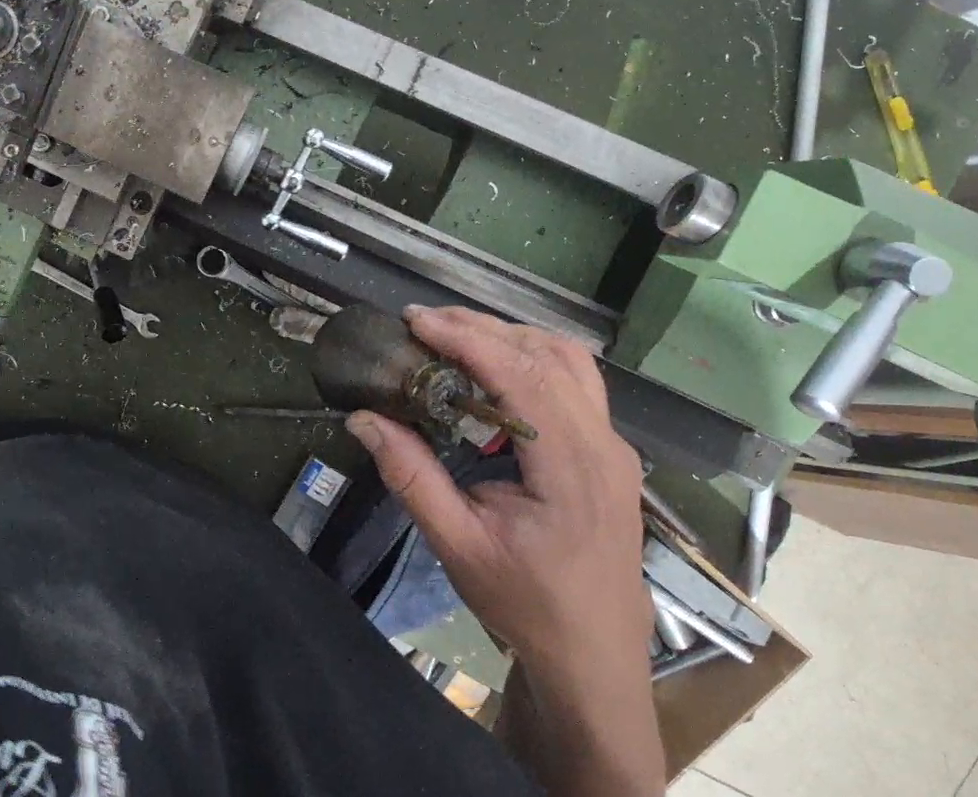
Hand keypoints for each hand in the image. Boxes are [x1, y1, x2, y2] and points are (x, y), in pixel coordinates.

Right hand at [343, 307, 649, 673]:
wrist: (593, 655)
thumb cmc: (525, 602)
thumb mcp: (456, 543)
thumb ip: (410, 476)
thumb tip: (363, 418)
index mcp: (571, 467)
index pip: (521, 376)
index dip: (467, 339)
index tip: (415, 320)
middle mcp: (603, 445)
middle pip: (549, 356)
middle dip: (483, 328)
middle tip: (424, 322)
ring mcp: (614, 448)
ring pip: (570, 363)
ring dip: (512, 339)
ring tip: (455, 337)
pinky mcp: (609, 455)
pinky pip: (576, 385)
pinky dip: (531, 361)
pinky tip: (493, 373)